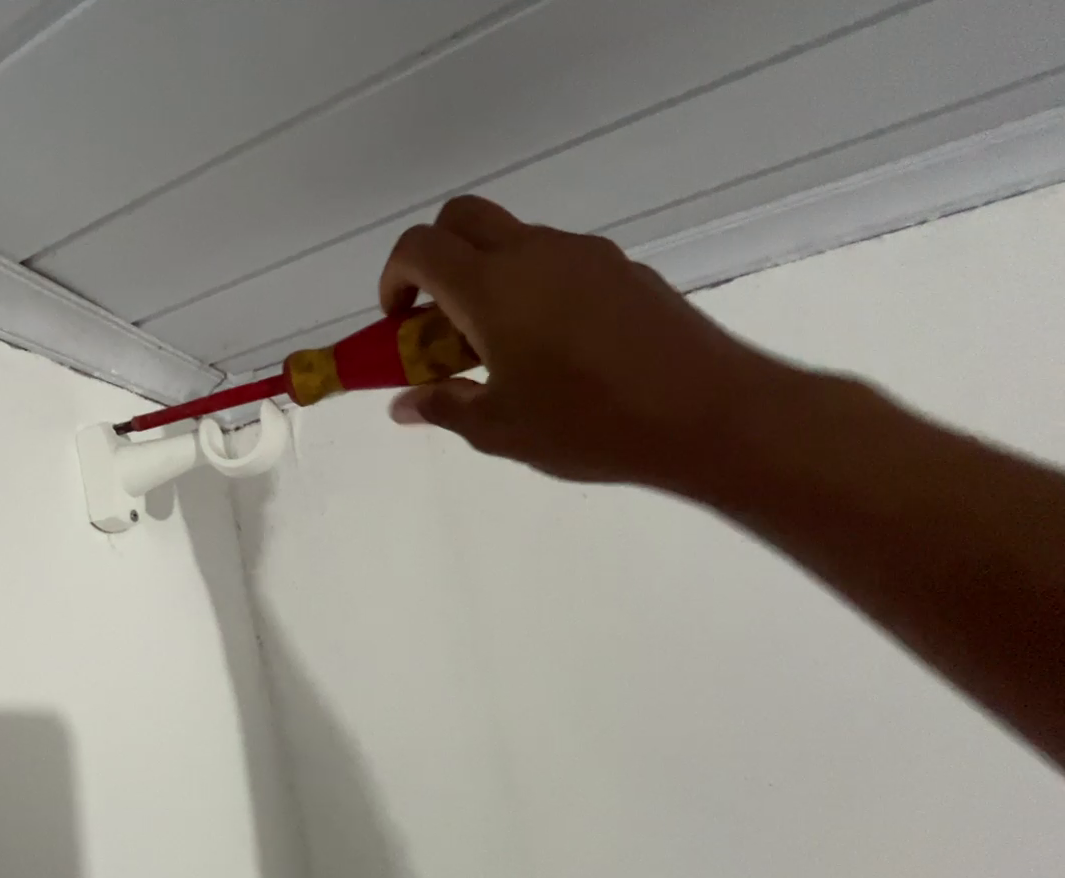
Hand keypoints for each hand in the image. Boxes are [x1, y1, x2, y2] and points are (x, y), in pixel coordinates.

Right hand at [381, 195, 792, 490]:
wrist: (712, 414)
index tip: (399, 323)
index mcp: (493, 288)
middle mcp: (536, 254)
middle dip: (432, 259)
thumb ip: (442, 405)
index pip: (419, 247)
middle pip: (461, 219)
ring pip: (511, 239)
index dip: (394, 278)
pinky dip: (529, 286)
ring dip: (483, 275)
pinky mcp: (623, 269)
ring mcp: (585, 256)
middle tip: (436, 318)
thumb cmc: (588, 423)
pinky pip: (555, 260)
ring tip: (496, 345)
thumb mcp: (497, 428)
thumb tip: (404, 404)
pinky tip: (551, 346)